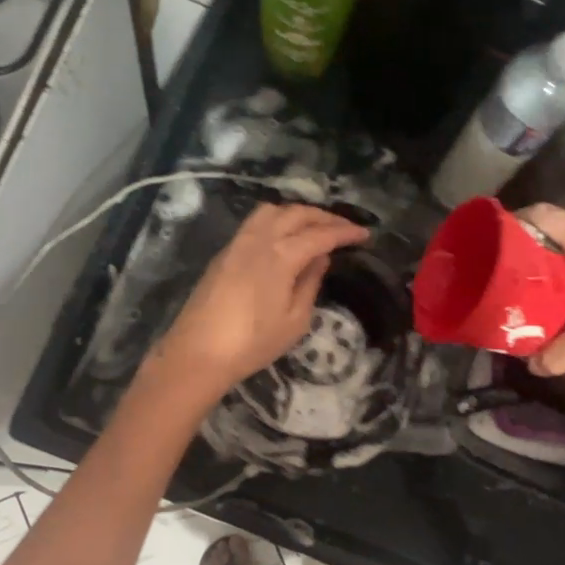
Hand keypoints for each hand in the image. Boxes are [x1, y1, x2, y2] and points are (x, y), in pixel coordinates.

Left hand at [146, 203, 370, 399]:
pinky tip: (283, 237)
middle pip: (296, 214)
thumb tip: (320, 259)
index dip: (345, 232)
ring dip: (297, 213)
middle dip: (323, 217)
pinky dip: (276, 221)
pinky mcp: (224, 253)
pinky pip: (255, 223)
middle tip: (343, 228)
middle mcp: (260, 239)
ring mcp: (238, 243)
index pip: (320, 235)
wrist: (199, 352)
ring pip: (272, 211)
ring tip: (313, 227)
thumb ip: (310, 283)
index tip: (365, 234)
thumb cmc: (253, 343)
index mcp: (282, 255)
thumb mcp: (295, 320)